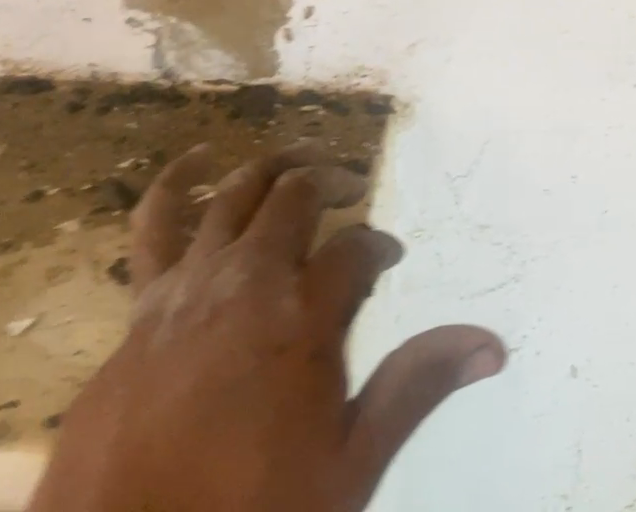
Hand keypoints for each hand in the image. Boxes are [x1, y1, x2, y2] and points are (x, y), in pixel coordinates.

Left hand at [28, 148, 505, 511]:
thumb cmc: (251, 504)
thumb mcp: (349, 463)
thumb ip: (414, 388)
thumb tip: (491, 344)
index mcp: (304, 319)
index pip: (355, 249)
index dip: (379, 245)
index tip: (388, 258)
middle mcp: (248, 281)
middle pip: (296, 198)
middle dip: (332, 181)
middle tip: (353, 187)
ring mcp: (189, 284)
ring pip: (236, 193)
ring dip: (274, 167)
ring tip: (302, 158)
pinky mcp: (144, 300)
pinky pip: (156, 222)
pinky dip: (176, 181)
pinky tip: (198, 159)